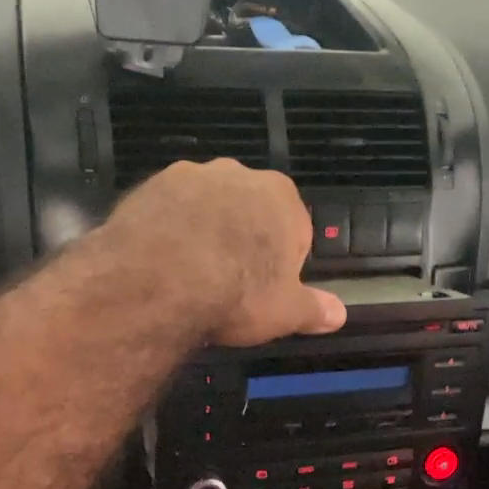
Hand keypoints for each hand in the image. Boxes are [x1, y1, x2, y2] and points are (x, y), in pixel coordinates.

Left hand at [104, 159, 344, 345]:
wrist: (158, 283)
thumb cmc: (237, 295)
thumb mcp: (285, 312)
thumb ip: (314, 309)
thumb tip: (339, 314)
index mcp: (282, 196)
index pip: (294, 227)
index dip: (281, 260)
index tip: (265, 287)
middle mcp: (238, 174)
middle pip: (248, 209)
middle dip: (241, 237)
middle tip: (227, 280)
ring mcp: (190, 175)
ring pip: (205, 205)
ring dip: (202, 229)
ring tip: (188, 272)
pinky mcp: (149, 186)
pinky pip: (166, 210)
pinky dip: (166, 229)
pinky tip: (159, 261)